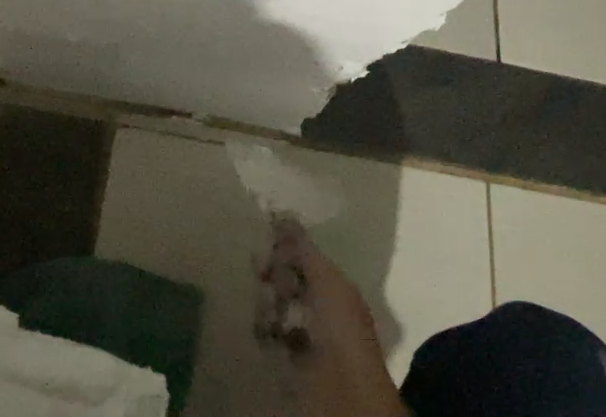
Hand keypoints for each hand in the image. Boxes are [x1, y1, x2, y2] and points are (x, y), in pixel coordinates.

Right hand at [255, 219, 407, 416]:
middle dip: (274, 275)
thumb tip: (282, 213)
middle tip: (263, 274)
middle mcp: (320, 308)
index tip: (269, 242)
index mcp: (335, 287)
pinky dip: (264, 329)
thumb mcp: (326, 280)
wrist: (342, 392)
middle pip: (286, 281)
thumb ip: (303, 248)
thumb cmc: (339, 327)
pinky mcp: (286, 359)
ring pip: (274, 305)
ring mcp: (303, 334)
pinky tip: (267, 331)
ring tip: (271, 313)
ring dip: (267, 304)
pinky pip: (266, 334)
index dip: (287, 249)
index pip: (305, 259)